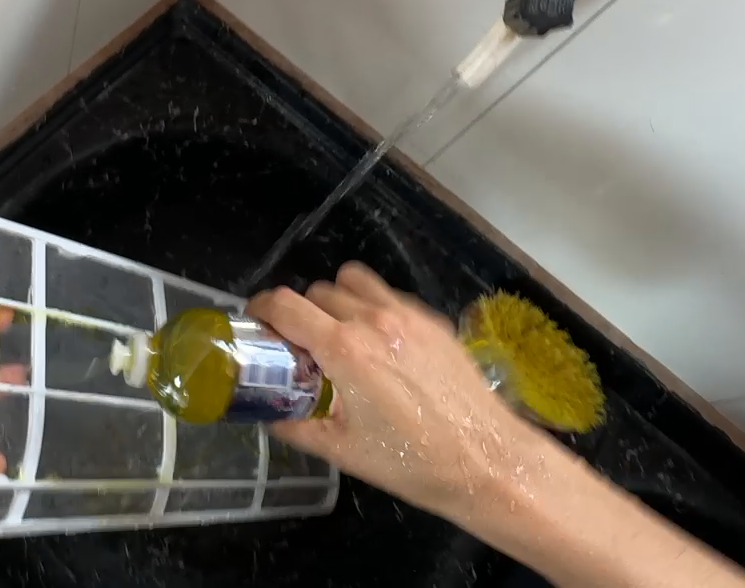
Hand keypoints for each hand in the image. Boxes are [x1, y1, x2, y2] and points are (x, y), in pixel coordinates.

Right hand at [248, 263, 554, 524]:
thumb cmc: (413, 463)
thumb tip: (269, 413)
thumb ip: (297, 426)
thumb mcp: (344, 452)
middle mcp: (371, 319)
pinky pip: (386, 294)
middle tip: (303, 345)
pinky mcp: (430, 318)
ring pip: (350, 281)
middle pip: (315, 291)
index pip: (285, 305)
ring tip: (341, 334)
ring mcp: (404, 314)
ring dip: (335, 300)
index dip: (261, 307)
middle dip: (300, 313)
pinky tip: (382, 344)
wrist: (489, 462)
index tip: (255, 321)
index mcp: (344, 350)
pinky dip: (370, 307)